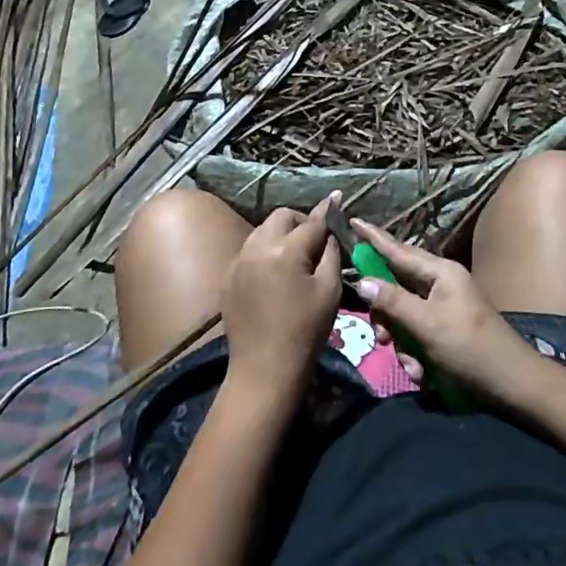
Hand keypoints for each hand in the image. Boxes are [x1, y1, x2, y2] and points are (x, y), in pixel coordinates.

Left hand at [219, 197, 342, 397]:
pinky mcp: (228, 275)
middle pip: (282, 216)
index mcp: (285, 250)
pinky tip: (274, 271)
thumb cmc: (305, 331)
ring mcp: (238, 260)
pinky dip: (264, 250)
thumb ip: (331, 253)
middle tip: (315, 240)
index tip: (337, 197)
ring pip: (262, 230)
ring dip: (280, 233)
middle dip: (301, 221)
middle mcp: (257, 247)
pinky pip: (249, 249)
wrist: (264, 368)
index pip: (312, 222)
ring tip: (295, 254)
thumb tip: (331, 231)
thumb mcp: (329, 291)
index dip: (328, 212)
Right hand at [350, 219, 533, 399]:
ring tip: (413, 367)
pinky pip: (416, 334)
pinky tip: (422, 373)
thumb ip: (392, 301)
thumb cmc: (470, 348)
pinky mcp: (444, 329)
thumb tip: (362, 281)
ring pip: (402, 316)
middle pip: (394, 288)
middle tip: (382, 339)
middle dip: (386, 318)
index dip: (373, 237)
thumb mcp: (426, 324)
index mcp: (440, 272)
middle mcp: (440, 284)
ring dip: (402, 343)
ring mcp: (442, 307)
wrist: (512, 385)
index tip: (351, 220)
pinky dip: (414, 354)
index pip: (398, 249)